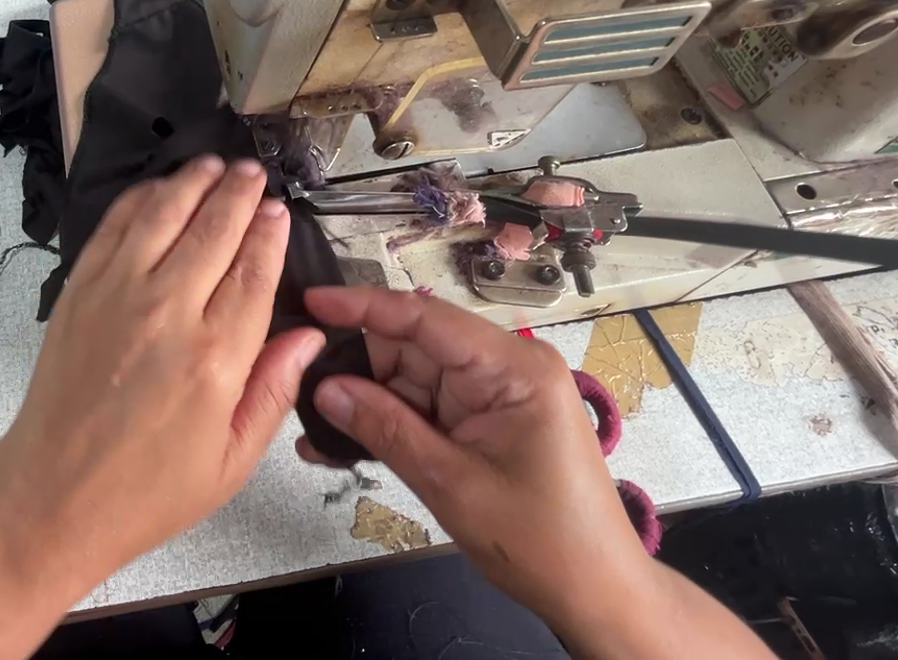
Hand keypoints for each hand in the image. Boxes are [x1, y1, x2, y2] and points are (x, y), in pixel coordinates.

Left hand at [0, 156, 325, 592]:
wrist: (52, 496)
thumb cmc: (149, 489)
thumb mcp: (232, 460)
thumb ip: (274, 389)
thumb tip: (310, 334)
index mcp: (216, 357)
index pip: (255, 271)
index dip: (270, 232)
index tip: (279, 209)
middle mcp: (168, 311)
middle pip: (214, 229)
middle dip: (239, 193)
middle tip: (253, 173)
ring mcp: (118, 293)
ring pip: (164, 213)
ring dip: (193, 181)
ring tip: (214, 165)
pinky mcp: (80, 288)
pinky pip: (115, 226)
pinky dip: (141, 198)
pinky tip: (160, 188)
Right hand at [299, 286, 658, 640]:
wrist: (598, 596)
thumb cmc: (543, 542)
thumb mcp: (453, 485)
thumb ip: (386, 429)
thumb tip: (325, 388)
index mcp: (512, 368)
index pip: (425, 317)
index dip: (363, 305)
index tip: (312, 301)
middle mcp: (501, 366)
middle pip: (410, 346)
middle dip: (357, 363)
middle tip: (300, 381)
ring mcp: (489, 390)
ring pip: (407, 375)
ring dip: (364, 398)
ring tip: (314, 421)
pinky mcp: (478, 414)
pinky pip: (419, 404)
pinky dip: (385, 420)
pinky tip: (344, 438)